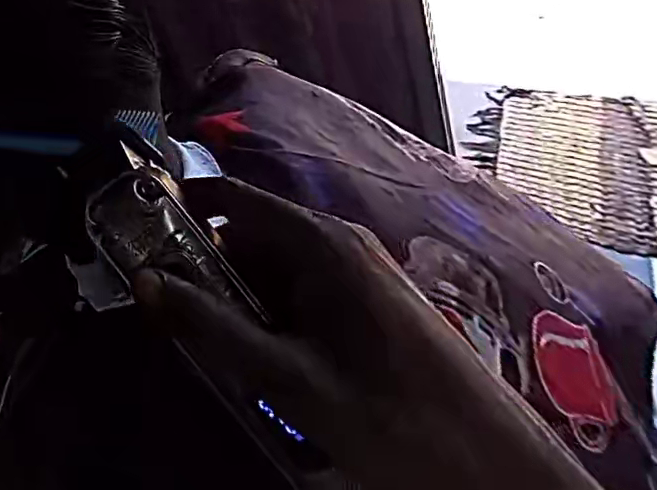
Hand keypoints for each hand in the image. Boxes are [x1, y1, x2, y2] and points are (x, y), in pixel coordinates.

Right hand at [133, 178, 596, 489]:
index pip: (231, 196)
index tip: (141, 226)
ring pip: (274, 268)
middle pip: (249, 236)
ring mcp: (360, 271)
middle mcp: (339, 243)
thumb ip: (211, 326)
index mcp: (321, 242)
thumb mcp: (291, 381)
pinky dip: (275, 315)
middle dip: (210, 269)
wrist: (515, 488)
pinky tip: (274, 363)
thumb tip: (144, 281)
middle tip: (180, 312)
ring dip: (242, 300)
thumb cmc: (401, 426)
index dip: (183, 204)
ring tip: (228, 350)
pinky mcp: (373, 301)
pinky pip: (303, 292)